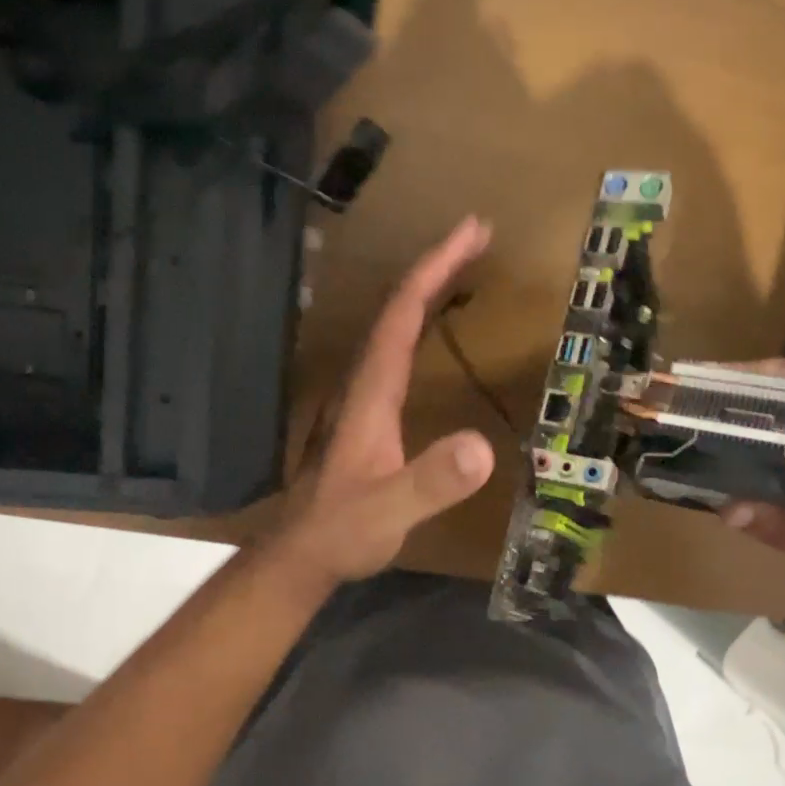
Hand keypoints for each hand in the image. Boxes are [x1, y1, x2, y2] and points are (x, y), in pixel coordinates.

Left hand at [267, 217, 496, 584]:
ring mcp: (359, 400)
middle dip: (435, 267)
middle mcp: (361, 385)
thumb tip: (483, 448)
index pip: (400, 316)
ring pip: (391, 329)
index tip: (471, 232)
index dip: (433, 270)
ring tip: (462, 266)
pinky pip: (394, 354)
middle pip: (395, 310)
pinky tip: (432, 334)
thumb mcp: (390, 511)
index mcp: (370, 394)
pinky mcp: (364, 418)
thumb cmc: (342, 532)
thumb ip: (430, 482)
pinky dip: (418, 326)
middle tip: (477, 235)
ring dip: (425, 292)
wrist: (302, 553)